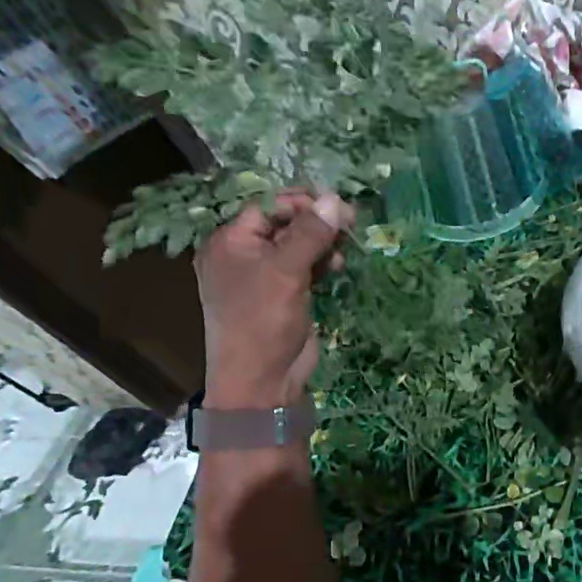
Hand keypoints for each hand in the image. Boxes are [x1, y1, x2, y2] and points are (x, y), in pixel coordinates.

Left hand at [195, 192, 353, 409]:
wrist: (262, 381)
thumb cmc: (263, 322)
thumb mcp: (286, 272)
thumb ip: (310, 234)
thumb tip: (336, 199)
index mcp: (230, 243)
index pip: (268, 206)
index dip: (302, 202)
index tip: (337, 206)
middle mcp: (243, 255)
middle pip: (284, 224)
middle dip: (317, 222)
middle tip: (350, 224)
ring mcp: (264, 277)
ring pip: (297, 246)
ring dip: (322, 243)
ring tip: (346, 247)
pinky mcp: (283, 296)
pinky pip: (303, 269)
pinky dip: (320, 264)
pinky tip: (337, 266)